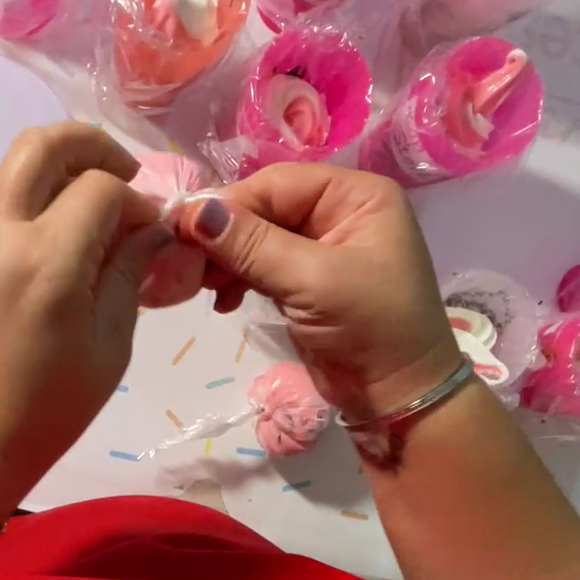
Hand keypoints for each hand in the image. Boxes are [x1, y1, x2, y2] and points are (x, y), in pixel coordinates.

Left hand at [0, 123, 171, 511]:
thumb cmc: (53, 407)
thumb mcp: (111, 345)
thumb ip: (130, 273)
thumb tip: (149, 229)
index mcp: (50, 261)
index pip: (100, 188)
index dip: (137, 199)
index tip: (154, 232)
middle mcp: (8, 235)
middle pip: (43, 144)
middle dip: (93, 144)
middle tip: (126, 175)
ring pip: (18, 164)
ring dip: (63, 163)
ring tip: (99, 200)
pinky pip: (5, 197)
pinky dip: (40, 191)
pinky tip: (68, 227)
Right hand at [178, 163, 459, 417]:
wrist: (397, 394)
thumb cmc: (371, 326)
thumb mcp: (312, 281)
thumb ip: (253, 245)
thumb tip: (193, 213)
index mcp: (355, 195)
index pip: (276, 184)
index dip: (229, 204)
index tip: (183, 229)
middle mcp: (337, 214)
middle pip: (263, 210)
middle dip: (224, 236)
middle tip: (186, 263)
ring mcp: (318, 251)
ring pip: (255, 241)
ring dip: (225, 262)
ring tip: (201, 287)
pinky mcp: (303, 285)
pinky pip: (259, 269)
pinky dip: (237, 282)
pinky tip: (222, 302)